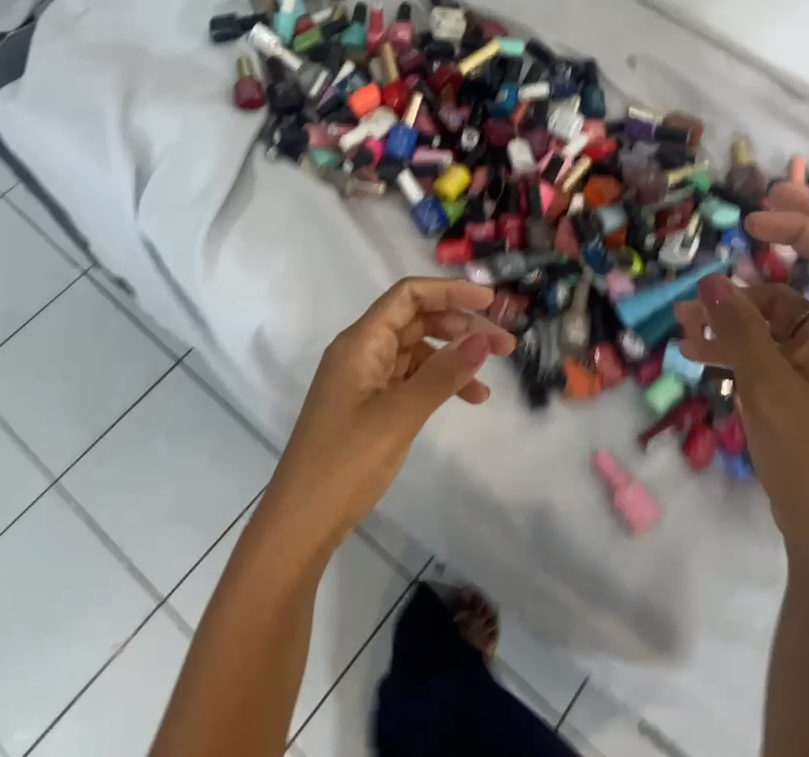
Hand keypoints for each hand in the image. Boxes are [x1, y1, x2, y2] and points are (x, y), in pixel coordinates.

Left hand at [261, 279, 516, 549]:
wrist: (303, 518)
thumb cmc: (346, 461)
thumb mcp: (399, 415)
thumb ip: (442, 375)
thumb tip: (482, 340)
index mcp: (359, 343)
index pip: (407, 296)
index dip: (449, 291)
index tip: (492, 301)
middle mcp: (360, 352)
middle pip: (415, 320)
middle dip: (460, 325)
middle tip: (506, 345)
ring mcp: (362, 380)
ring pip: (415, 351)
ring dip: (453, 356)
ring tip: (492, 375)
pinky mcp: (368, 406)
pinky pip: (408, 379)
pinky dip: (438, 383)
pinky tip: (468, 398)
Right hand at [674, 183, 808, 553]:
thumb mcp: (767, 388)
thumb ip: (739, 330)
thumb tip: (711, 280)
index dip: (805, 224)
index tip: (753, 220)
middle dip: (795, 234)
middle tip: (757, 207)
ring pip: (784, 313)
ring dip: (736, 307)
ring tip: (682, 319)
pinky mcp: (806, 387)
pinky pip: (770, 347)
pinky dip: (734, 342)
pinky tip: (694, 352)